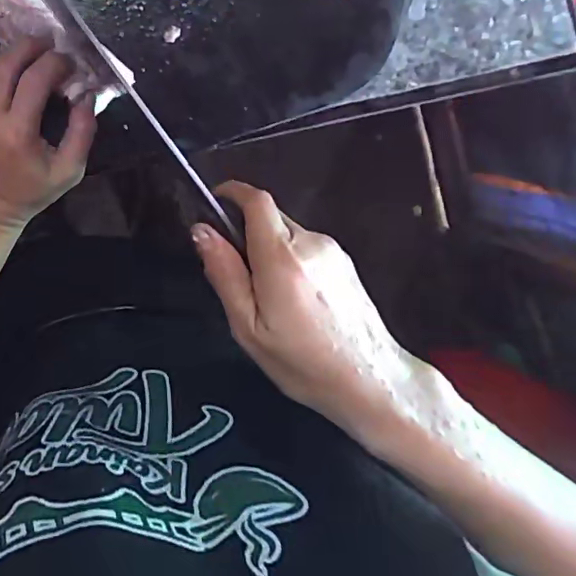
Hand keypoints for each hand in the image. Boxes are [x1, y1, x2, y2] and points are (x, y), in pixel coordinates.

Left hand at [0, 39, 96, 232]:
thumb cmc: (31, 193)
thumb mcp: (69, 170)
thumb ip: (83, 131)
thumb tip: (87, 94)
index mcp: (16, 132)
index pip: (35, 79)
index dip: (56, 63)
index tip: (72, 63)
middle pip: (6, 63)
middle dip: (31, 46)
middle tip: (52, 43)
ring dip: (14, 53)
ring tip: (36, 53)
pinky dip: (1, 67)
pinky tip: (19, 70)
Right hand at [192, 182, 449, 445]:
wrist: (373, 383)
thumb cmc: (305, 363)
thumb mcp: (249, 328)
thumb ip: (224, 273)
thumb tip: (202, 231)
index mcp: (281, 259)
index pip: (256, 201)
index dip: (233, 193)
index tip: (216, 202)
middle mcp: (309, 244)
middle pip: (269, 216)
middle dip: (248, 233)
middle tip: (241, 275)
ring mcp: (331, 250)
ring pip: (287, 232)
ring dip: (271, 250)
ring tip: (272, 297)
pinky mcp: (345, 261)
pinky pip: (306, 246)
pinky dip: (292, 260)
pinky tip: (298, 300)